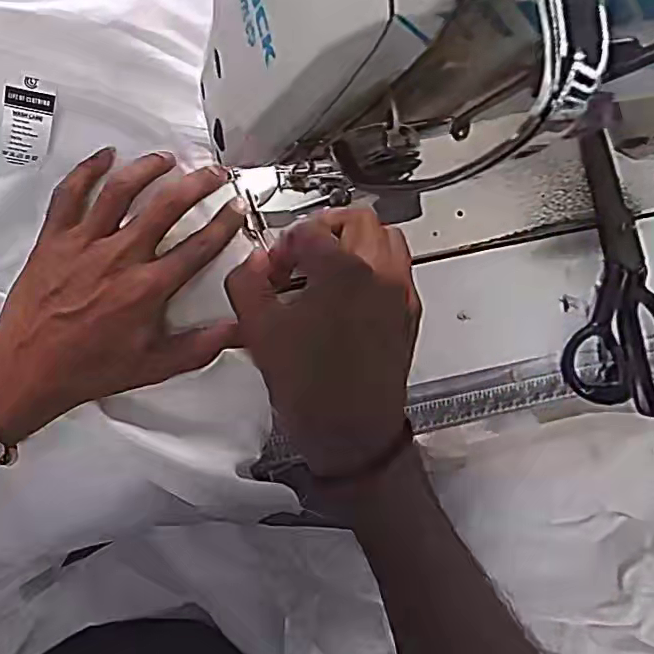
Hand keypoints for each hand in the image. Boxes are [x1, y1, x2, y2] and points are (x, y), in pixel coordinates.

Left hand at [0, 147, 248, 445]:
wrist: (28, 367)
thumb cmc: (82, 368)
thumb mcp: (151, 366)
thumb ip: (198, 347)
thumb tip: (233, 332)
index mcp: (146, 288)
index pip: (198, 246)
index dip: (224, 223)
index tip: (233, 210)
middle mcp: (118, 259)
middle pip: (167, 206)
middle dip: (198, 184)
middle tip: (211, 175)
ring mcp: (84, 244)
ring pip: (121, 190)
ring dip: (148, 168)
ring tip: (165, 160)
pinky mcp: (55, 239)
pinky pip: (70, 194)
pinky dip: (87, 170)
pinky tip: (102, 158)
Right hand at [225, 207, 420, 478]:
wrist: (350, 432)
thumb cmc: (313, 390)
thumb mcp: (257, 329)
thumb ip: (245, 282)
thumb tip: (251, 265)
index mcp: (343, 272)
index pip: (310, 230)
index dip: (283, 244)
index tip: (272, 265)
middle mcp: (380, 276)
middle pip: (357, 220)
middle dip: (323, 229)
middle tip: (300, 253)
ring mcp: (399, 295)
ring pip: (386, 239)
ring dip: (353, 243)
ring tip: (324, 269)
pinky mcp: (408, 315)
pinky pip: (396, 271)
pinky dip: (372, 268)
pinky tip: (344, 295)